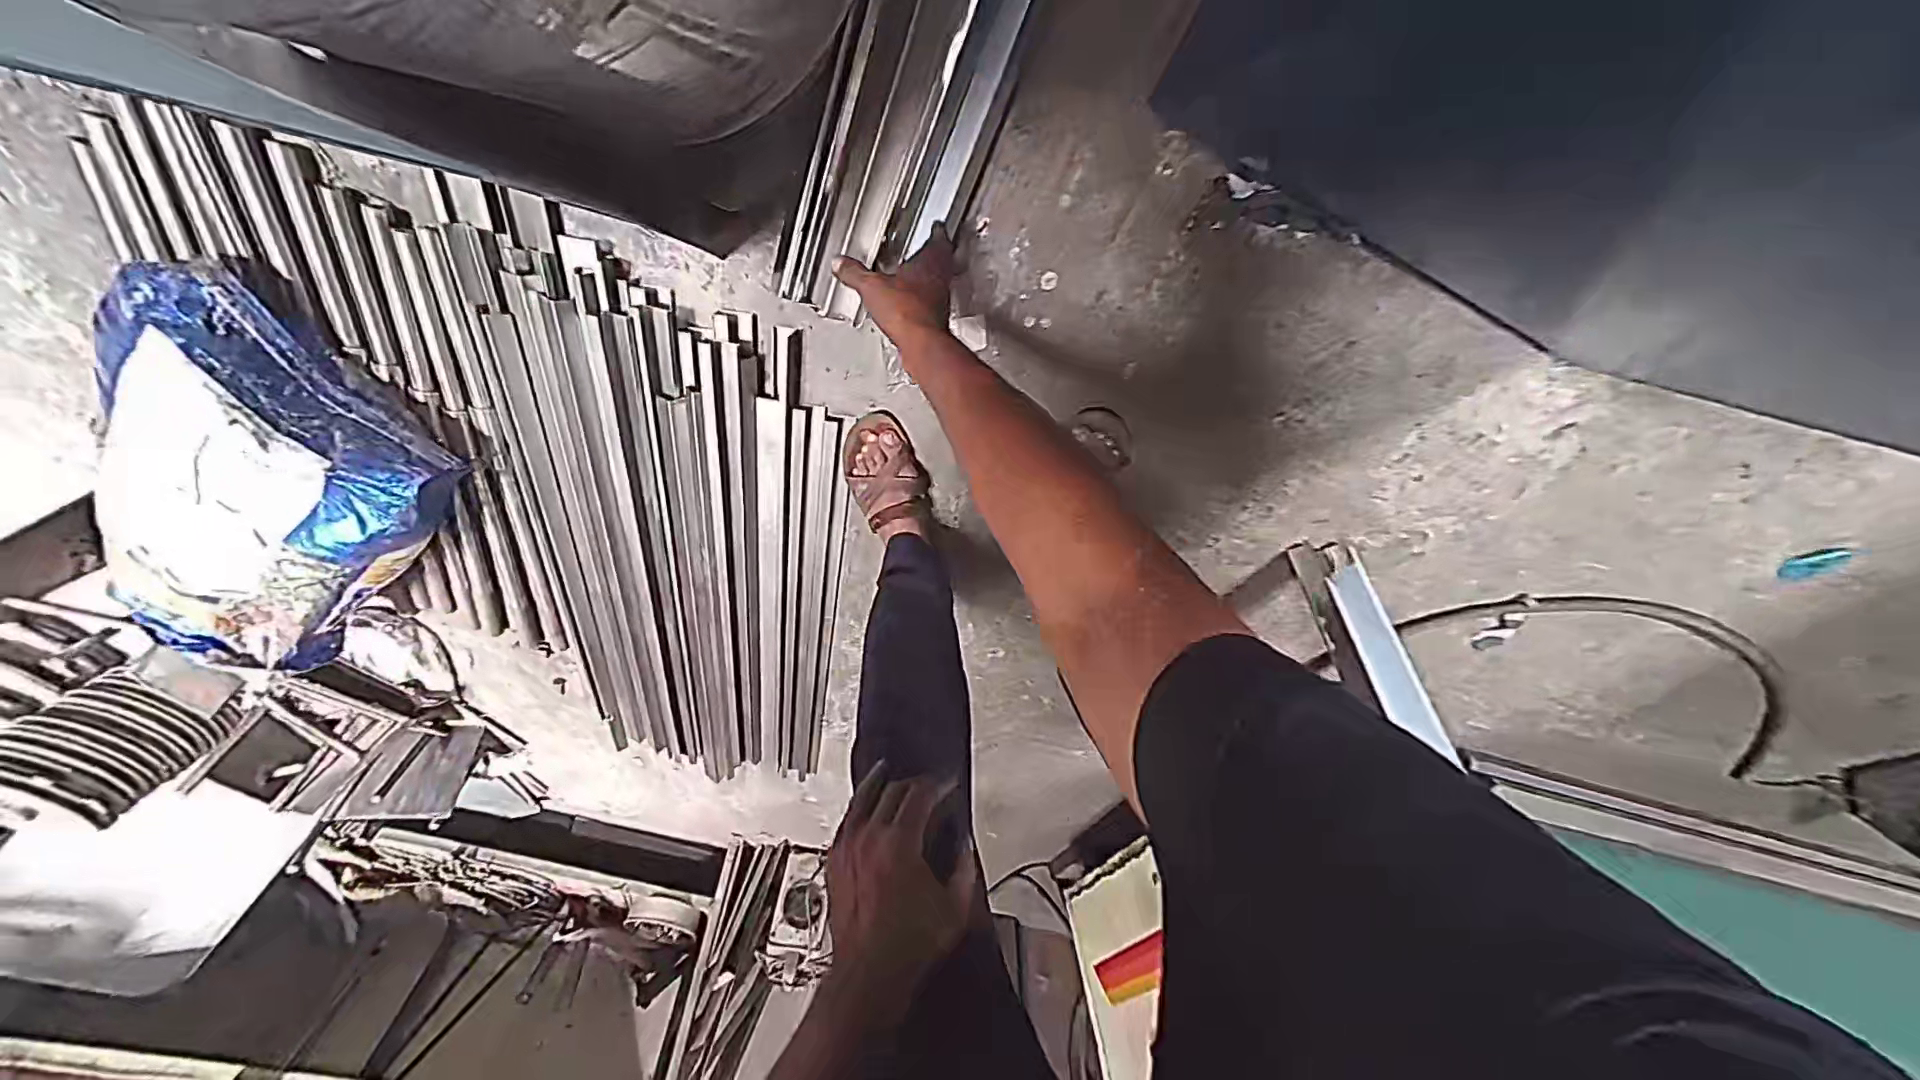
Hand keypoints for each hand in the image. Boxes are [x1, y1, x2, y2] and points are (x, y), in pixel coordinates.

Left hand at [825, 765, 976, 1006]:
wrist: (868, 974)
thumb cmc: (906, 946)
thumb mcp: (954, 907)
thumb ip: (965, 868)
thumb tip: (964, 847)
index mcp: (899, 843)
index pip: (919, 794)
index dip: (937, 784)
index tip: (947, 783)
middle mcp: (869, 838)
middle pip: (892, 790)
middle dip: (914, 783)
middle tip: (928, 786)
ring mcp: (848, 848)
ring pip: (862, 798)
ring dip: (879, 783)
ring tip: (887, 773)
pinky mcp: (835, 861)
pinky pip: (847, 820)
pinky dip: (859, 806)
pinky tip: (864, 805)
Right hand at [833, 225, 955, 341]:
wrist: (923, 345)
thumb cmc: (907, 313)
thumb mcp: (871, 287)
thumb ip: (855, 273)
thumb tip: (840, 264)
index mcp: (929, 262)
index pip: (939, 238)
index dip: (936, 231)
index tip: (936, 227)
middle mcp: (940, 280)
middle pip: (943, 262)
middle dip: (933, 256)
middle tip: (928, 252)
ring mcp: (940, 302)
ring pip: (938, 284)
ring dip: (928, 280)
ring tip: (916, 279)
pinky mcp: (937, 321)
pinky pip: (931, 306)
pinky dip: (922, 303)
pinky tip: (910, 309)